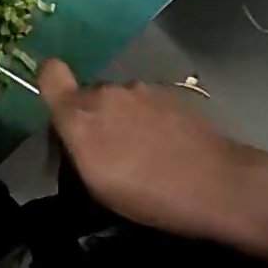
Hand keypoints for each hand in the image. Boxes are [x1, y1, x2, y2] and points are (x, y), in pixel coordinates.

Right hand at [39, 60, 260, 240]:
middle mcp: (107, 92)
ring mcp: (142, 90)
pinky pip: (145, 104)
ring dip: (121, 120)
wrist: (217, 184)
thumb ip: (76, 150)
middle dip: (91, 117)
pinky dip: (148, 121)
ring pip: (118, 100)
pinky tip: (165, 150)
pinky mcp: (171, 95)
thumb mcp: (96, 186)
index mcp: (81, 114)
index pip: (51, 74)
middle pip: (87, 95)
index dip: (50, 84)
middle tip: (106, 152)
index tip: (59, 109)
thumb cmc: (147, 193)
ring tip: (141, 155)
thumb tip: (71, 135)